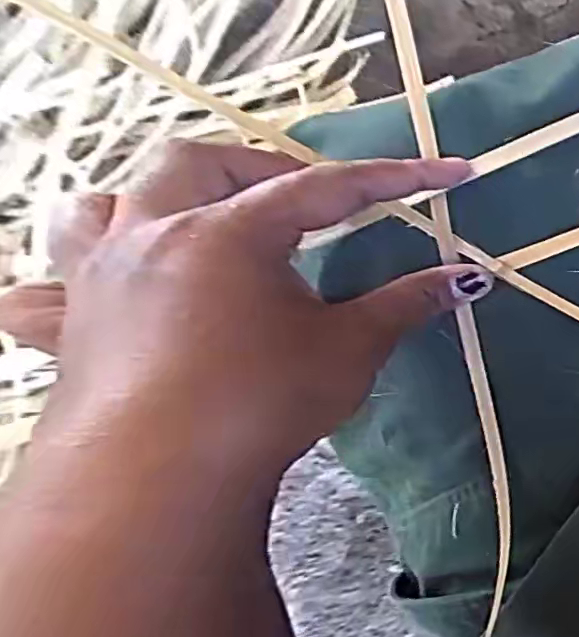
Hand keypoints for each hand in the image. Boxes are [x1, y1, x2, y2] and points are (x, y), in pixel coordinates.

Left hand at [0, 141, 489, 481]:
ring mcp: (94, 277)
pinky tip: (124, 286)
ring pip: (108, 200)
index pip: (327, 187)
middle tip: (322, 199)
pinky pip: (50, 277)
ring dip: (166, 197)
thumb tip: (469, 277)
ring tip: (217, 220)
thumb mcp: (355, 343)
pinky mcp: (68, 323)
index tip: (452, 171)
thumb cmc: (265, 395)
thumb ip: (410, 300)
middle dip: (267, 166)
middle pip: (198, 161)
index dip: (397, 176)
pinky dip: (90, 268)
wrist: (157, 475)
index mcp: (228, 235)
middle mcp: (151, 237)